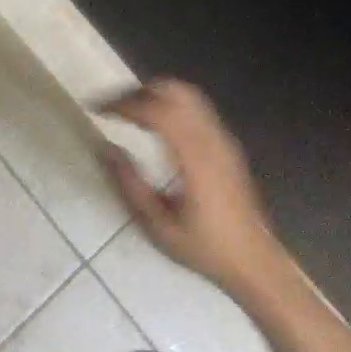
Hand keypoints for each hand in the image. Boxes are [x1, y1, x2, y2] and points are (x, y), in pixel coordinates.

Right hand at [98, 79, 292, 298]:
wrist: (253, 261)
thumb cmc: (203, 247)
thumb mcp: (157, 225)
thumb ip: (129, 184)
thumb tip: (105, 149)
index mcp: (194, 158)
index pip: (157, 111)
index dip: (123, 103)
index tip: (97, 108)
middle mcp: (212, 140)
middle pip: (176, 91)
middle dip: (139, 91)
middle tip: (112, 106)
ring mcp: (224, 140)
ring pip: (189, 95)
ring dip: (156, 95)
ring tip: (129, 112)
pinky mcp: (228, 146)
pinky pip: (198, 109)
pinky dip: (172, 105)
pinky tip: (155, 126)